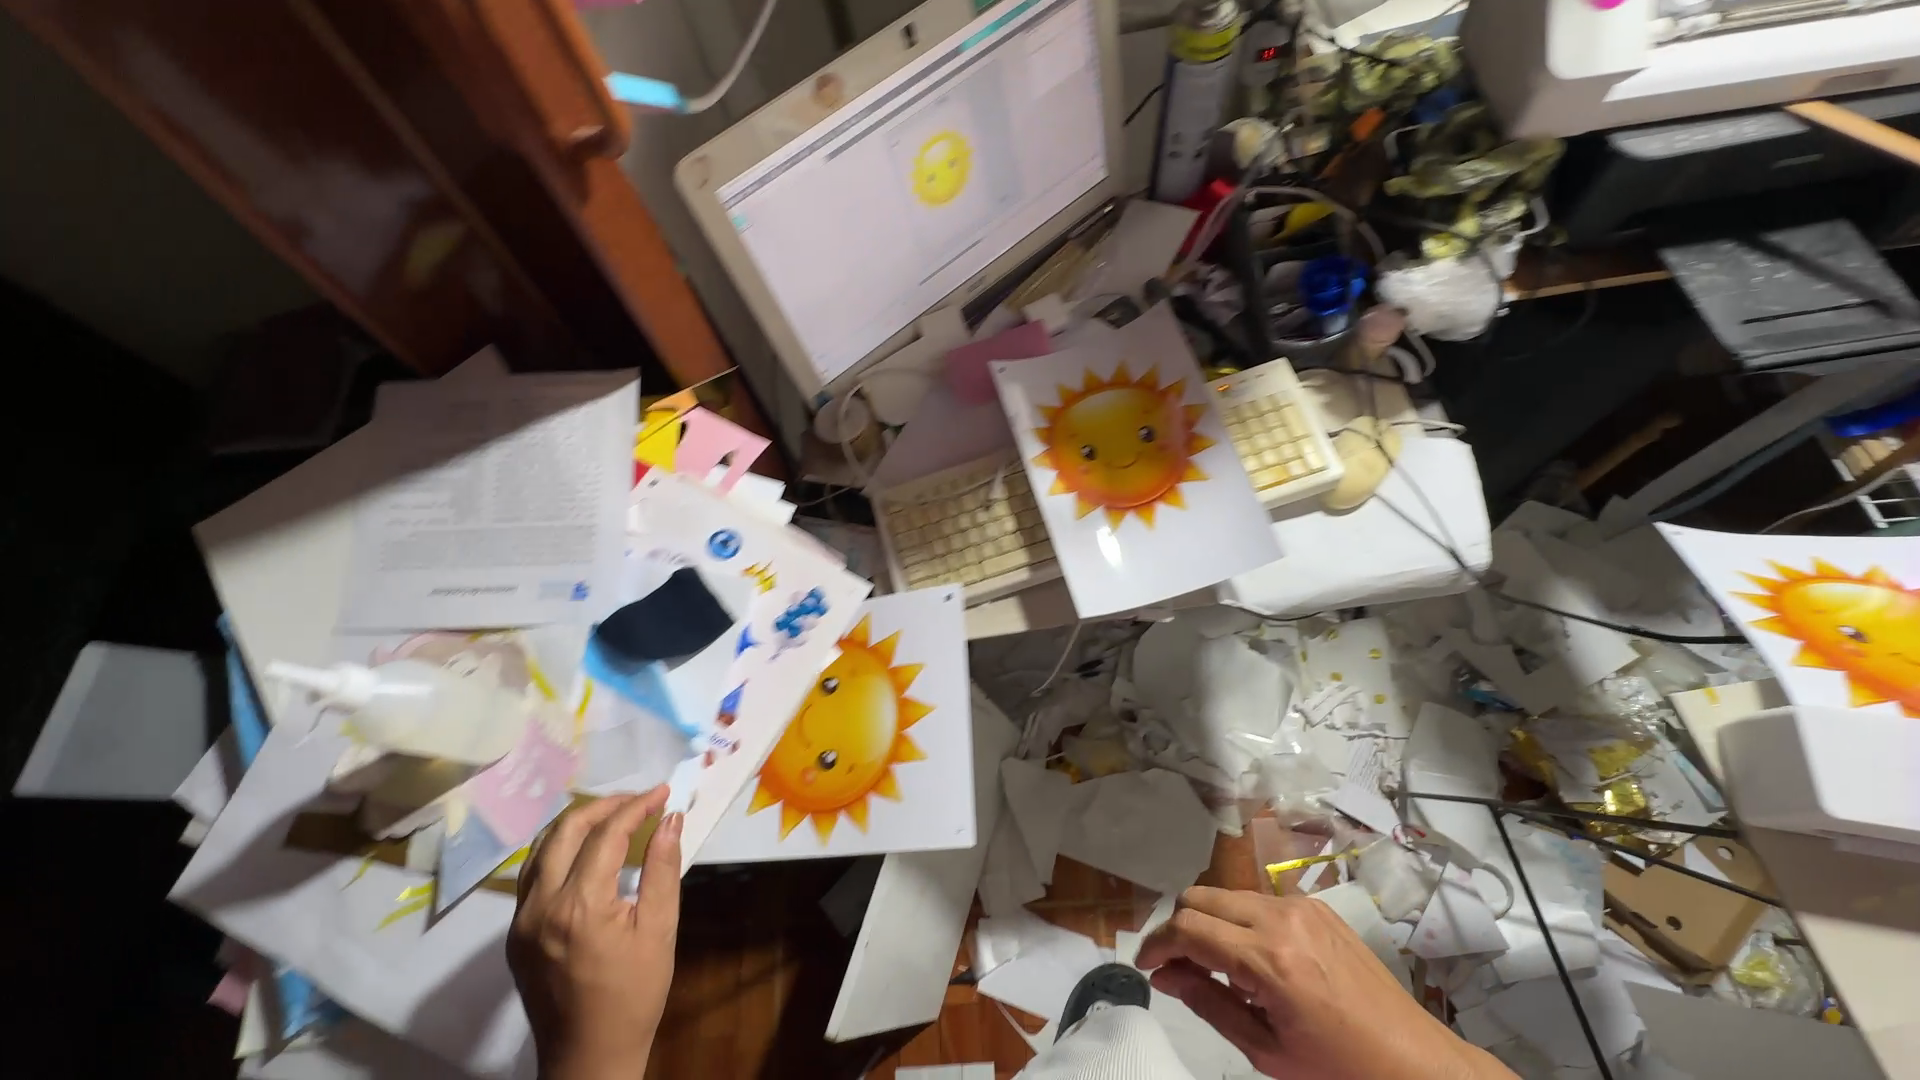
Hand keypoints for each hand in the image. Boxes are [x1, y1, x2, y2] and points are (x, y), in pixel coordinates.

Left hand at [508, 790, 682, 1079]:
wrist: (589, 1056)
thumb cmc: (635, 995)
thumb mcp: (660, 930)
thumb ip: (663, 869)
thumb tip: (670, 819)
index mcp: (580, 906)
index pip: (606, 835)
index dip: (636, 807)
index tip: (662, 792)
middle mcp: (540, 906)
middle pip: (566, 831)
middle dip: (605, 807)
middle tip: (640, 801)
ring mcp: (520, 921)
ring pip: (542, 849)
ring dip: (578, 824)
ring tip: (614, 817)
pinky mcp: (515, 935)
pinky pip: (533, 875)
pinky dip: (560, 850)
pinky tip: (585, 851)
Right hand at [1136, 886, 1515, 1079]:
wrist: (1415, 1062)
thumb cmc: (1338, 1070)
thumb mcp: (1265, 1051)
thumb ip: (1207, 1003)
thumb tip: (1166, 975)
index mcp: (1267, 959)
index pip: (1187, 929)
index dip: (1156, 945)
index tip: (1146, 967)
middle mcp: (1280, 918)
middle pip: (1199, 898)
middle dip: (1177, 928)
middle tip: (1175, 967)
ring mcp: (1301, 906)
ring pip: (1226, 895)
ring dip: (1207, 922)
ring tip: (1217, 970)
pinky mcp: (1317, 906)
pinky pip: (1258, 901)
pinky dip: (1239, 921)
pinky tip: (1253, 961)